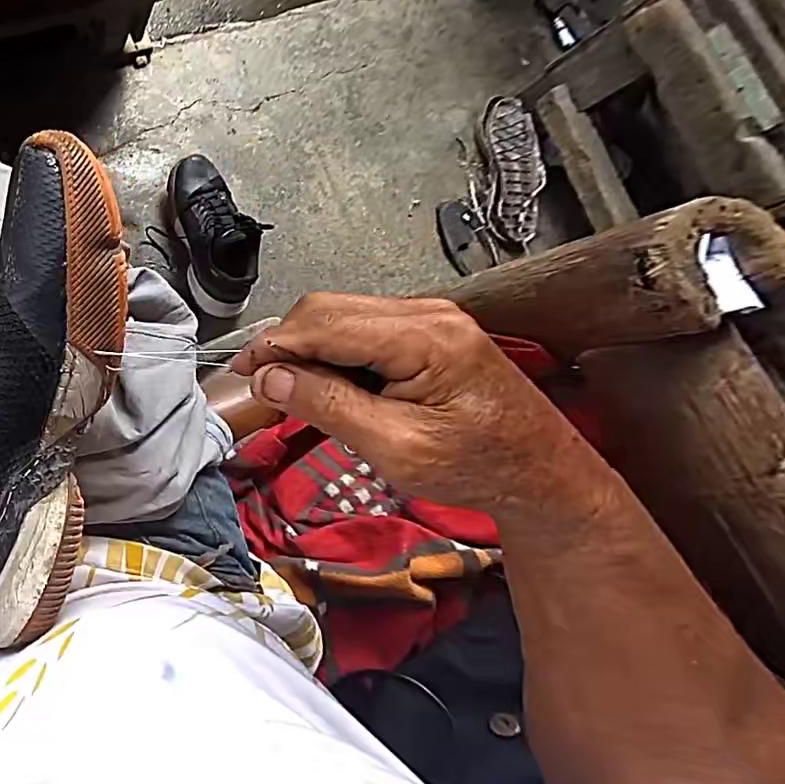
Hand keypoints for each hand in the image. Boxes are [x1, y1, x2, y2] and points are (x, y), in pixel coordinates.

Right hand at [229, 293, 614, 518]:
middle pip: (327, 309)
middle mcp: (427, 314)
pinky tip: (325, 382)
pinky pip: (359, 327)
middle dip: (286, 343)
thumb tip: (271, 379)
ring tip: (291, 388)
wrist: (540, 474)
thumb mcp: (395, 447)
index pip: (325, 325)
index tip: (244, 373)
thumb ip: (328, 406)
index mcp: (426, 338)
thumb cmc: (479, 467)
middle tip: (263, 383)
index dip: (275, 346)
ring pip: (339, 314)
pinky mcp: (425, 330)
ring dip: (306, 348)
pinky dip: (330, 351)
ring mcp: (428, 318)